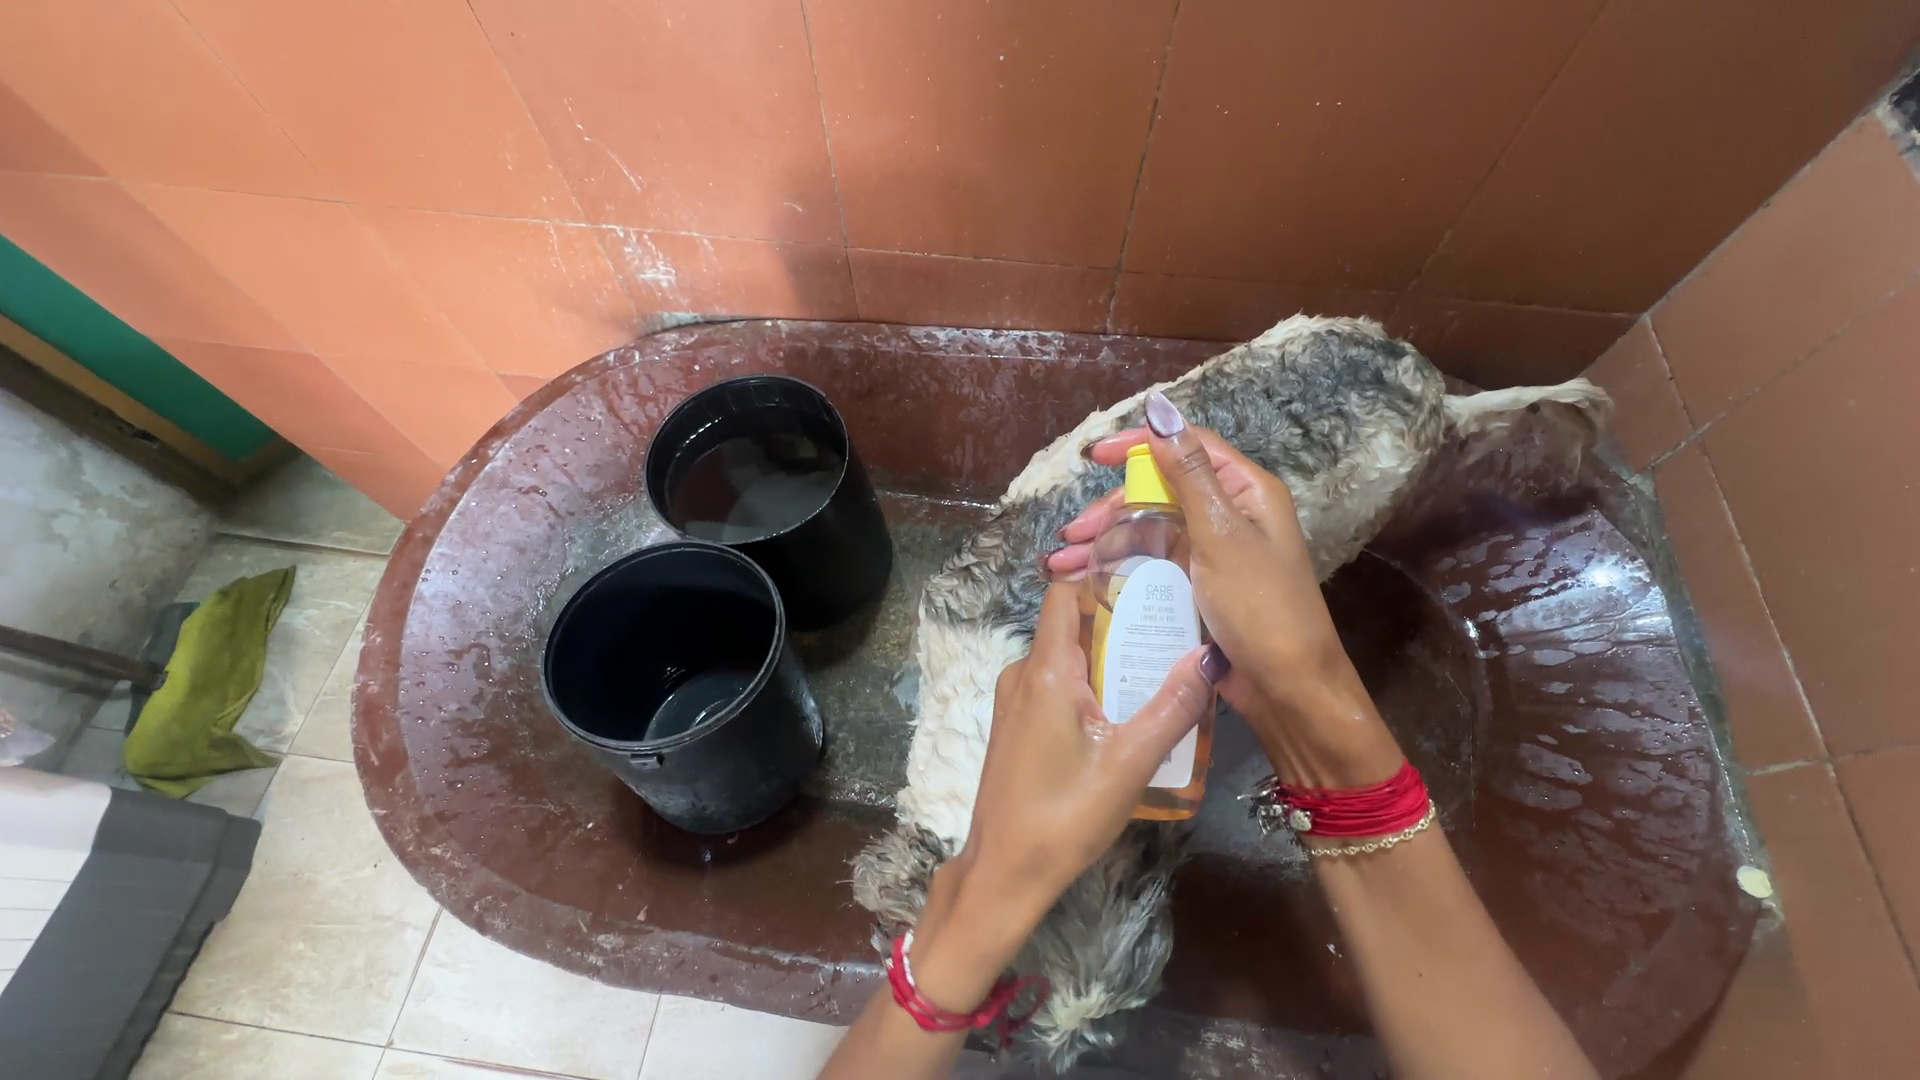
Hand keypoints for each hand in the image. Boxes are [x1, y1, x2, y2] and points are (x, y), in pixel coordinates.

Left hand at [958, 578, 1216, 920]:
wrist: (1004, 870)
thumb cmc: (1066, 815)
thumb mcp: (1131, 762)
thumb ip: (1172, 705)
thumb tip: (1209, 654)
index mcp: (1045, 670)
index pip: (1064, 593)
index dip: (1099, 577)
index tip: (1145, 578)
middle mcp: (1022, 674)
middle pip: (1070, 625)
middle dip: (1117, 622)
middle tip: (1170, 629)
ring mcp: (1014, 700)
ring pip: (1064, 659)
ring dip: (1105, 658)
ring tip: (1155, 669)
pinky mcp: (1015, 725)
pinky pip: (1054, 686)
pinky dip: (1087, 685)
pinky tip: (1121, 710)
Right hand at [1046, 392, 1400, 787]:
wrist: (1287, 689)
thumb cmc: (1261, 607)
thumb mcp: (1222, 535)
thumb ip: (1187, 473)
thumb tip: (1159, 407)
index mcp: (1245, 491)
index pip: (1187, 446)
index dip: (1140, 444)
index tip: (1094, 456)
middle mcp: (1228, 513)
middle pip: (1159, 492)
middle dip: (1110, 509)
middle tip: (1072, 533)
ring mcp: (1210, 551)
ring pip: (1148, 530)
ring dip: (1104, 542)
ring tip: (1063, 563)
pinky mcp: (1196, 585)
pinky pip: (1150, 563)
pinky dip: (1118, 568)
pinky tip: (1084, 581)